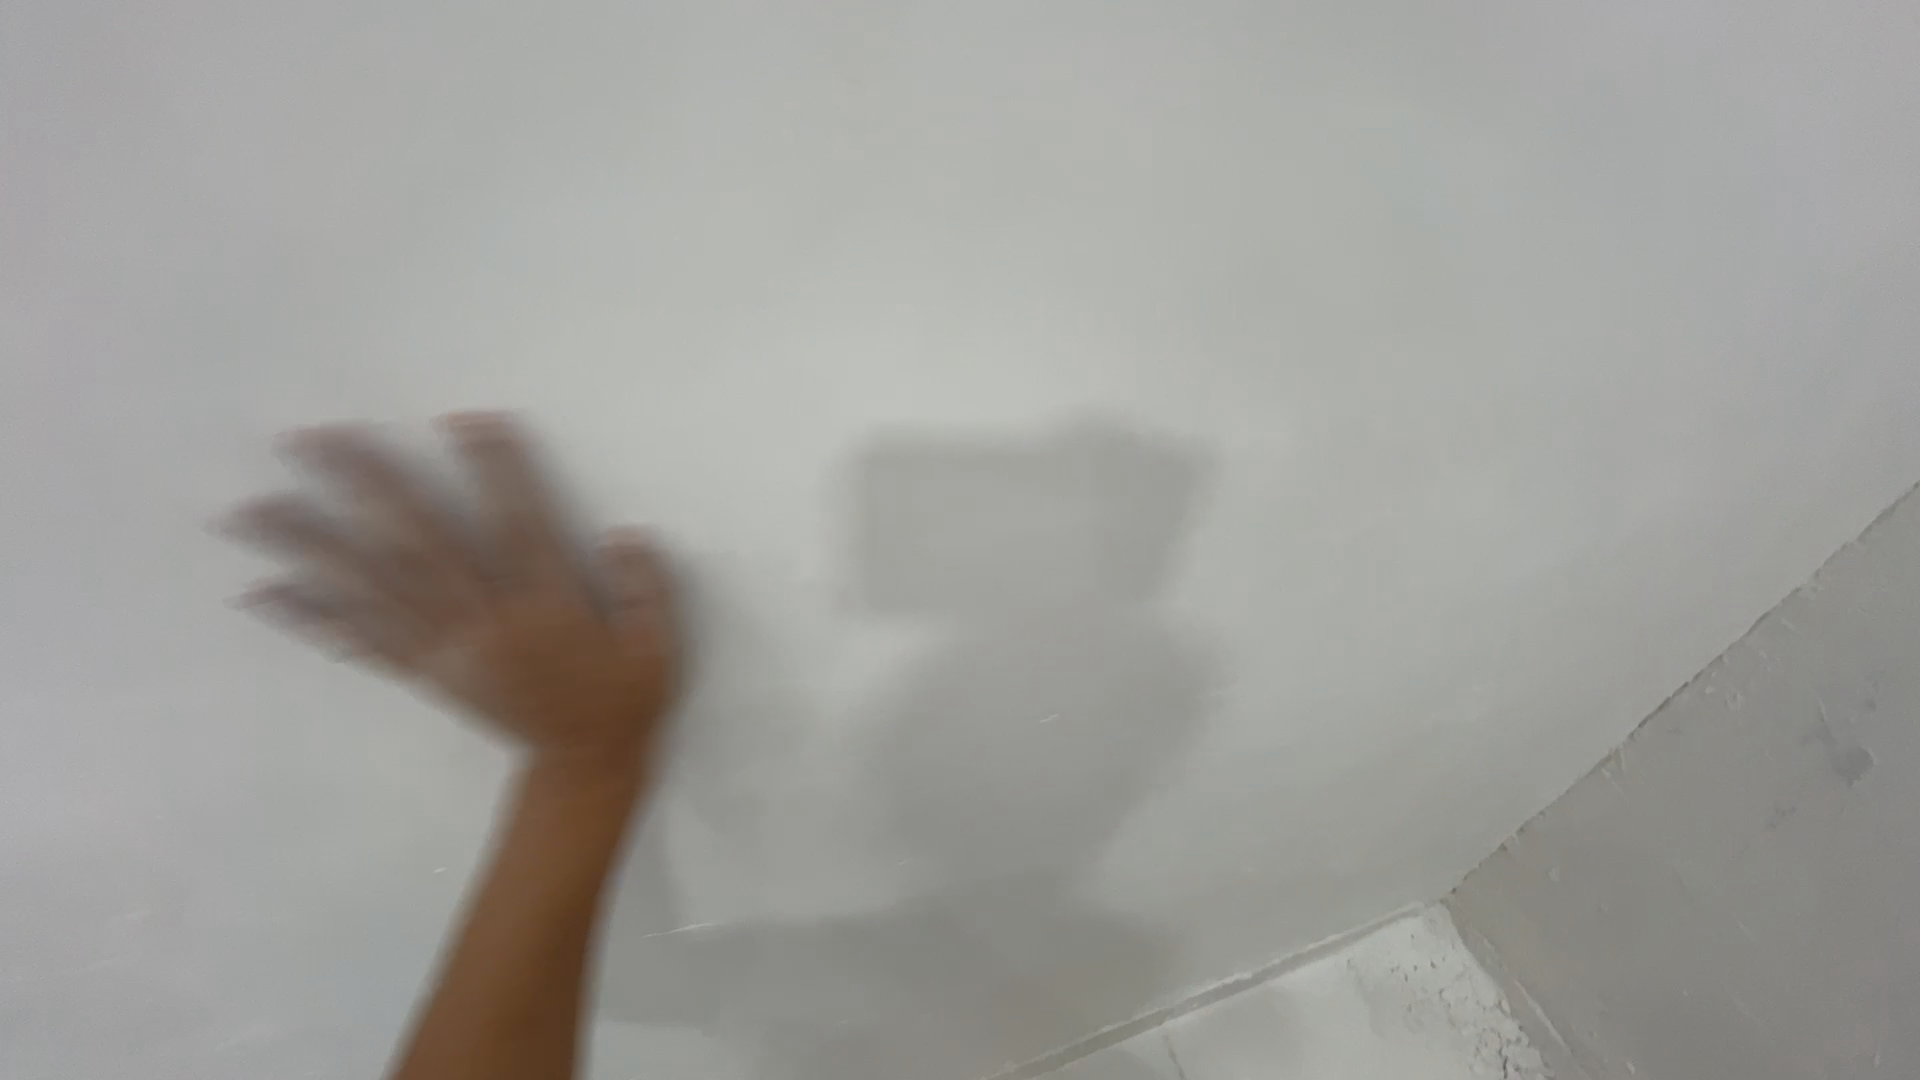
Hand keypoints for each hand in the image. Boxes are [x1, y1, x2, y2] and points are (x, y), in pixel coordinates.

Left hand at [223, 413, 681, 766]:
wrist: (586, 762)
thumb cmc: (627, 696)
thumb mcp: (659, 645)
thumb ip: (647, 589)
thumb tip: (622, 535)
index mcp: (550, 610)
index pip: (520, 529)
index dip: (497, 474)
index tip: (465, 422)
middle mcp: (489, 623)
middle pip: (424, 549)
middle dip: (370, 491)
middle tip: (315, 441)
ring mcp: (451, 650)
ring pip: (378, 592)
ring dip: (315, 548)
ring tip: (253, 510)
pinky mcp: (429, 674)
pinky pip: (366, 643)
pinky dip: (315, 619)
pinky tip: (267, 593)